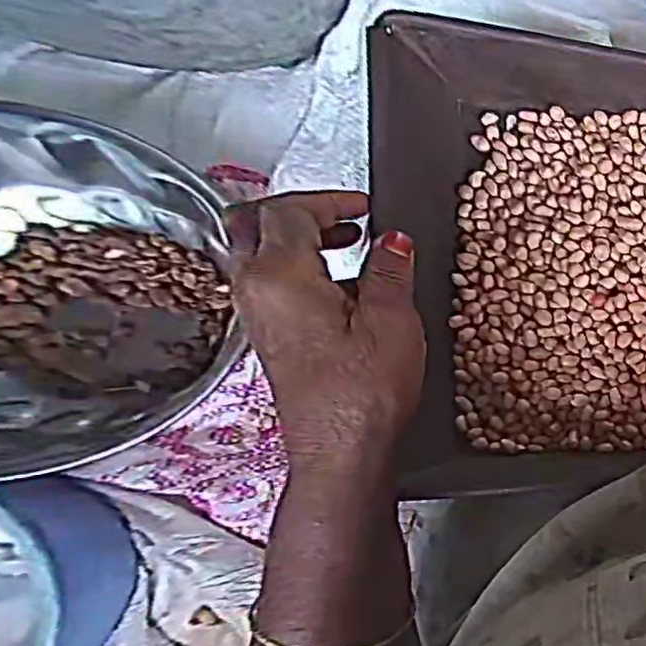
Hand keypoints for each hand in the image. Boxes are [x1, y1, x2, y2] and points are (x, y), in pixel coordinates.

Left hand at [227, 191, 422, 472]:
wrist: (342, 445)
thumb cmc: (366, 388)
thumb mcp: (393, 321)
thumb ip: (390, 273)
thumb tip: (393, 240)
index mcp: (278, 277)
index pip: (287, 213)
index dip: (329, 200)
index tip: (366, 205)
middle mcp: (253, 290)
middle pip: (251, 224)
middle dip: (300, 212)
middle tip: (347, 217)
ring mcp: (256, 315)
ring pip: (257, 254)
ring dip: (299, 240)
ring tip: (351, 247)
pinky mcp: (270, 336)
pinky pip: (271, 283)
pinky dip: (301, 268)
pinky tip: (343, 287)